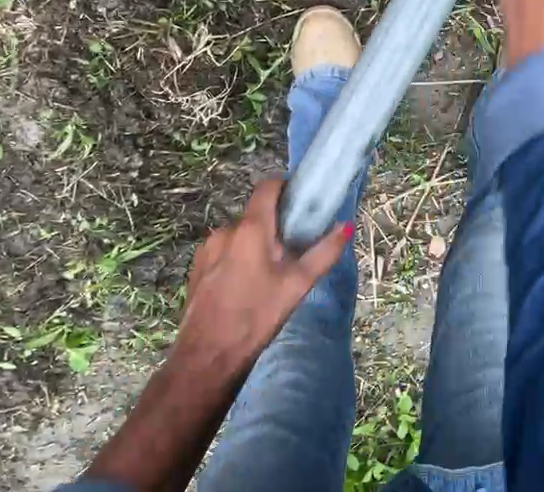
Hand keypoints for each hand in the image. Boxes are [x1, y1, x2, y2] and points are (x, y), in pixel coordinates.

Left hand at [174, 178, 351, 374]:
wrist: (207, 357)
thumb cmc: (257, 315)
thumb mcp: (298, 284)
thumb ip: (324, 251)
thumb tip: (346, 226)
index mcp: (251, 228)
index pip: (267, 187)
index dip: (285, 187)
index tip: (302, 201)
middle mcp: (226, 231)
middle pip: (256, 214)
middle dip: (274, 225)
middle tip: (292, 250)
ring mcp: (207, 250)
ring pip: (239, 235)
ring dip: (255, 244)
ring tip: (269, 273)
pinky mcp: (197, 269)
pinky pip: (224, 251)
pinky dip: (238, 258)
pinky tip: (245, 286)